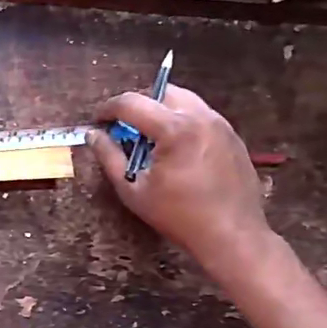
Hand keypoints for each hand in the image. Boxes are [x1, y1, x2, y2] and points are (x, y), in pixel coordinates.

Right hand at [88, 83, 273, 266]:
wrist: (233, 236)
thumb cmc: (179, 217)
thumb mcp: (134, 190)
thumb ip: (110, 157)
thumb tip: (93, 134)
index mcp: (175, 129)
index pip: (132, 103)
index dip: (108, 108)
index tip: (98, 120)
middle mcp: (200, 117)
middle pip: (160, 92)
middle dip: (138, 104)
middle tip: (125, 127)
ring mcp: (220, 124)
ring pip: (184, 100)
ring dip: (162, 110)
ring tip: (151, 138)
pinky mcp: (232, 136)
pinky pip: (201, 115)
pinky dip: (183, 121)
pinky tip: (177, 149)